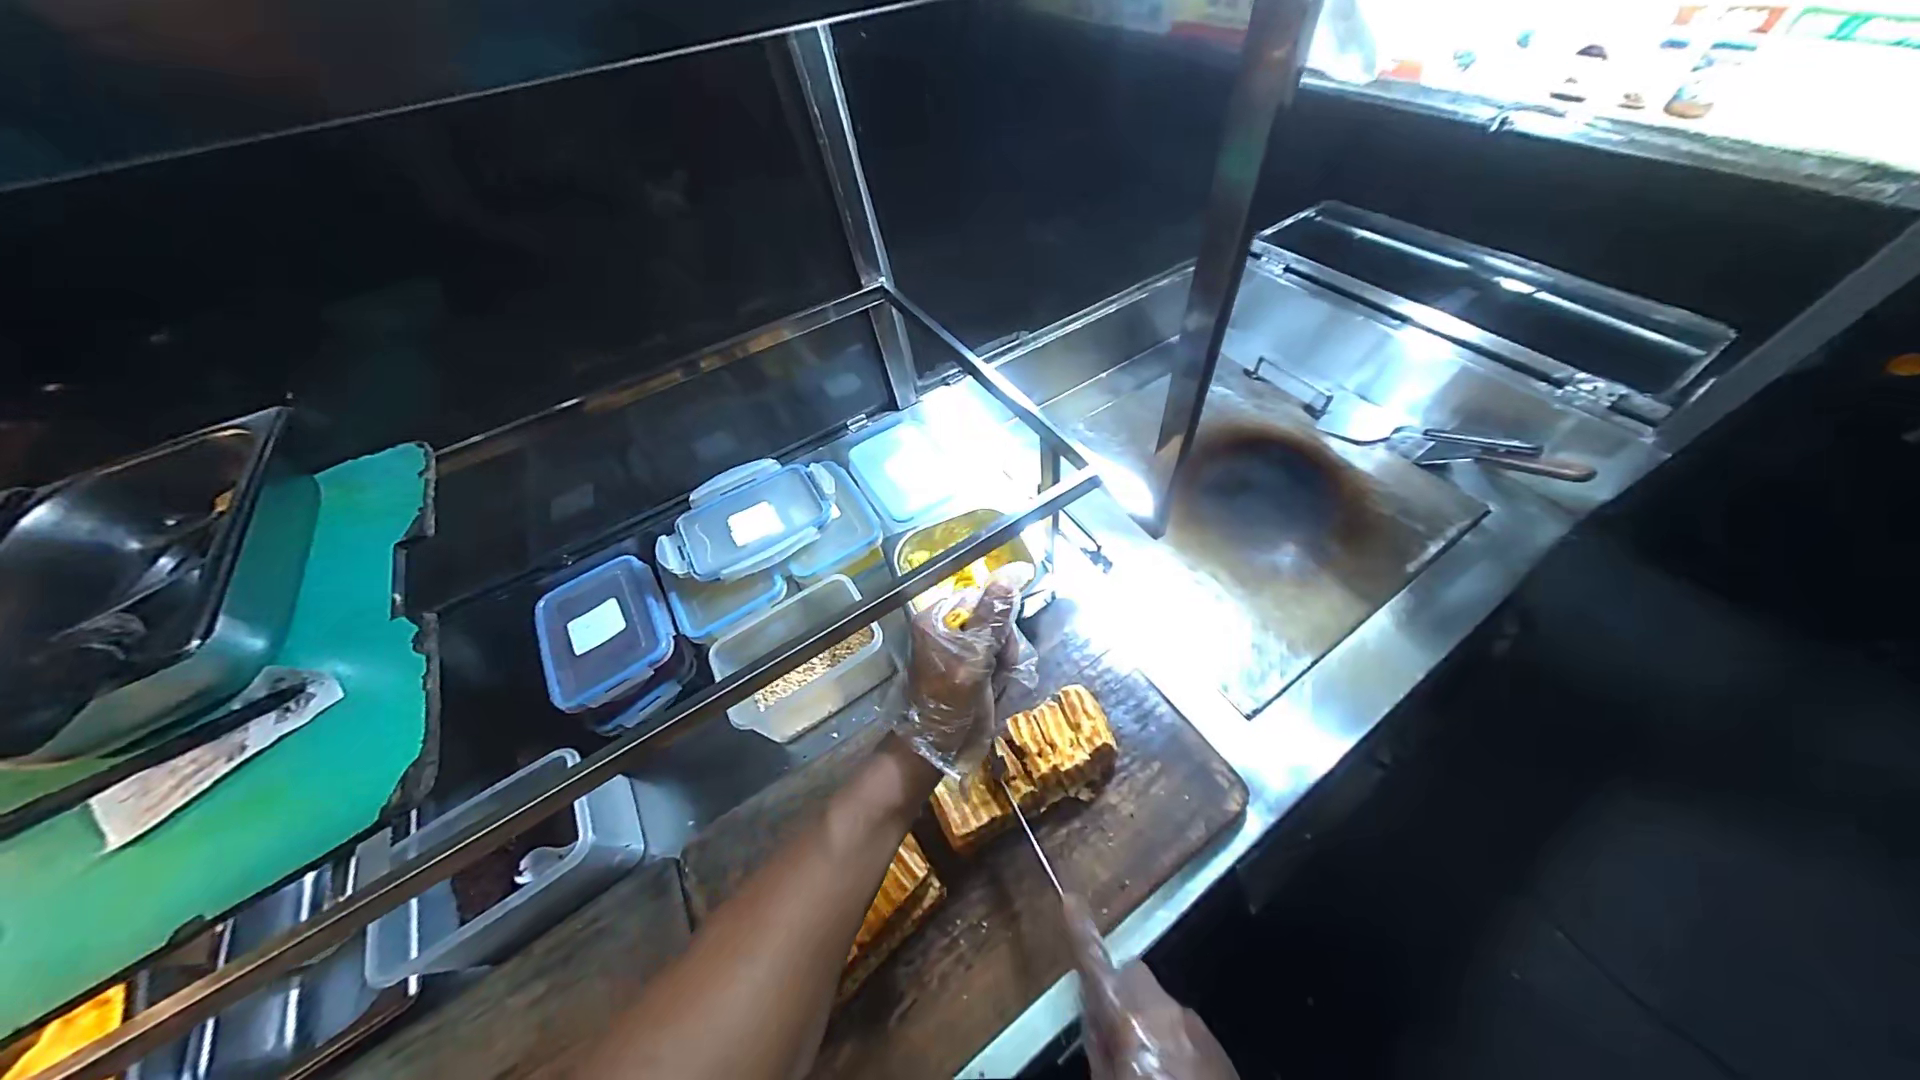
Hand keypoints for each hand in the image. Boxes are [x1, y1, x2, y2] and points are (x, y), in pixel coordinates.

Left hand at [891, 560, 1034, 774]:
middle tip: (995, 667)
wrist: (938, 748)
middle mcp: (947, 628)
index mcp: (938, 618)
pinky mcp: (970, 666)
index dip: (998, 616)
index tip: (1001, 643)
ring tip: (993, 681)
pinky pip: (999, 655)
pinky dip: (1002, 670)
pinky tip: (995, 685)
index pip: (981, 596)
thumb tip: (1012, 574)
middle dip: (1003, 642)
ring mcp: (959, 648)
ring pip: (1000, 637)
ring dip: (1005, 659)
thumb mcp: (974, 658)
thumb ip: (993, 617)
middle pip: (993, 616)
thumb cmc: (949, 703)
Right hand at [1064, 895, 1239, 1079]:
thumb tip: (1095, 1012)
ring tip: (1143, 1068)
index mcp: (1129, 1018)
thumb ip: (1099, 1044)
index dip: (1081, 931)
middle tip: (1110, 1031)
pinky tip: (1170, 1076)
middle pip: (1132, 976)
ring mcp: (1194, 1024)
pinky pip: (1179, 1026)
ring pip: (1157, 1003)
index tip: (1071, 898)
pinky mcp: (1216, 1044)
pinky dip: (1167, 1038)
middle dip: (1118, 991)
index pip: (1097, 962)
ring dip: (1145, 1019)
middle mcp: (1164, 1008)